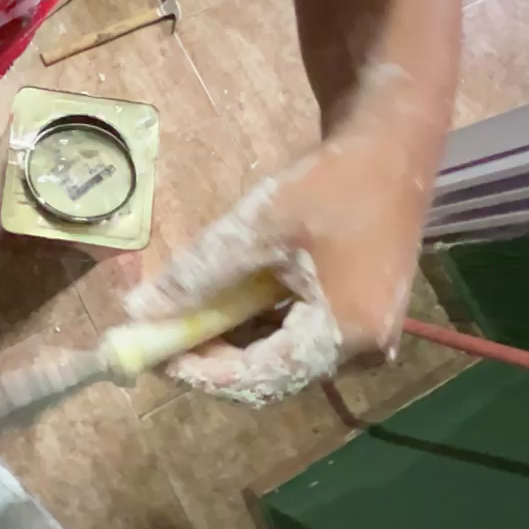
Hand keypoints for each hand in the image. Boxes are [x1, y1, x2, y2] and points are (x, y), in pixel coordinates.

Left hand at [122, 119, 430, 405]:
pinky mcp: (360, 319)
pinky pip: (297, 340)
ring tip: (184, 321)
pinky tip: (224, 308)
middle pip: (270, 375)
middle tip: (163, 338)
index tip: (153, 359)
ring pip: (281, 359)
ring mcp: (365, 338)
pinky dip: (256, 328)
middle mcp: (362, 352)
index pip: (259, 378)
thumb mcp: (257, 227)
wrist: (392, 151)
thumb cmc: (329, 186)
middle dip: (213, 360)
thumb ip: (199, 274)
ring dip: (231, 343)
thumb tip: (137, 311)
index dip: (201, 373)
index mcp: (345, 335)